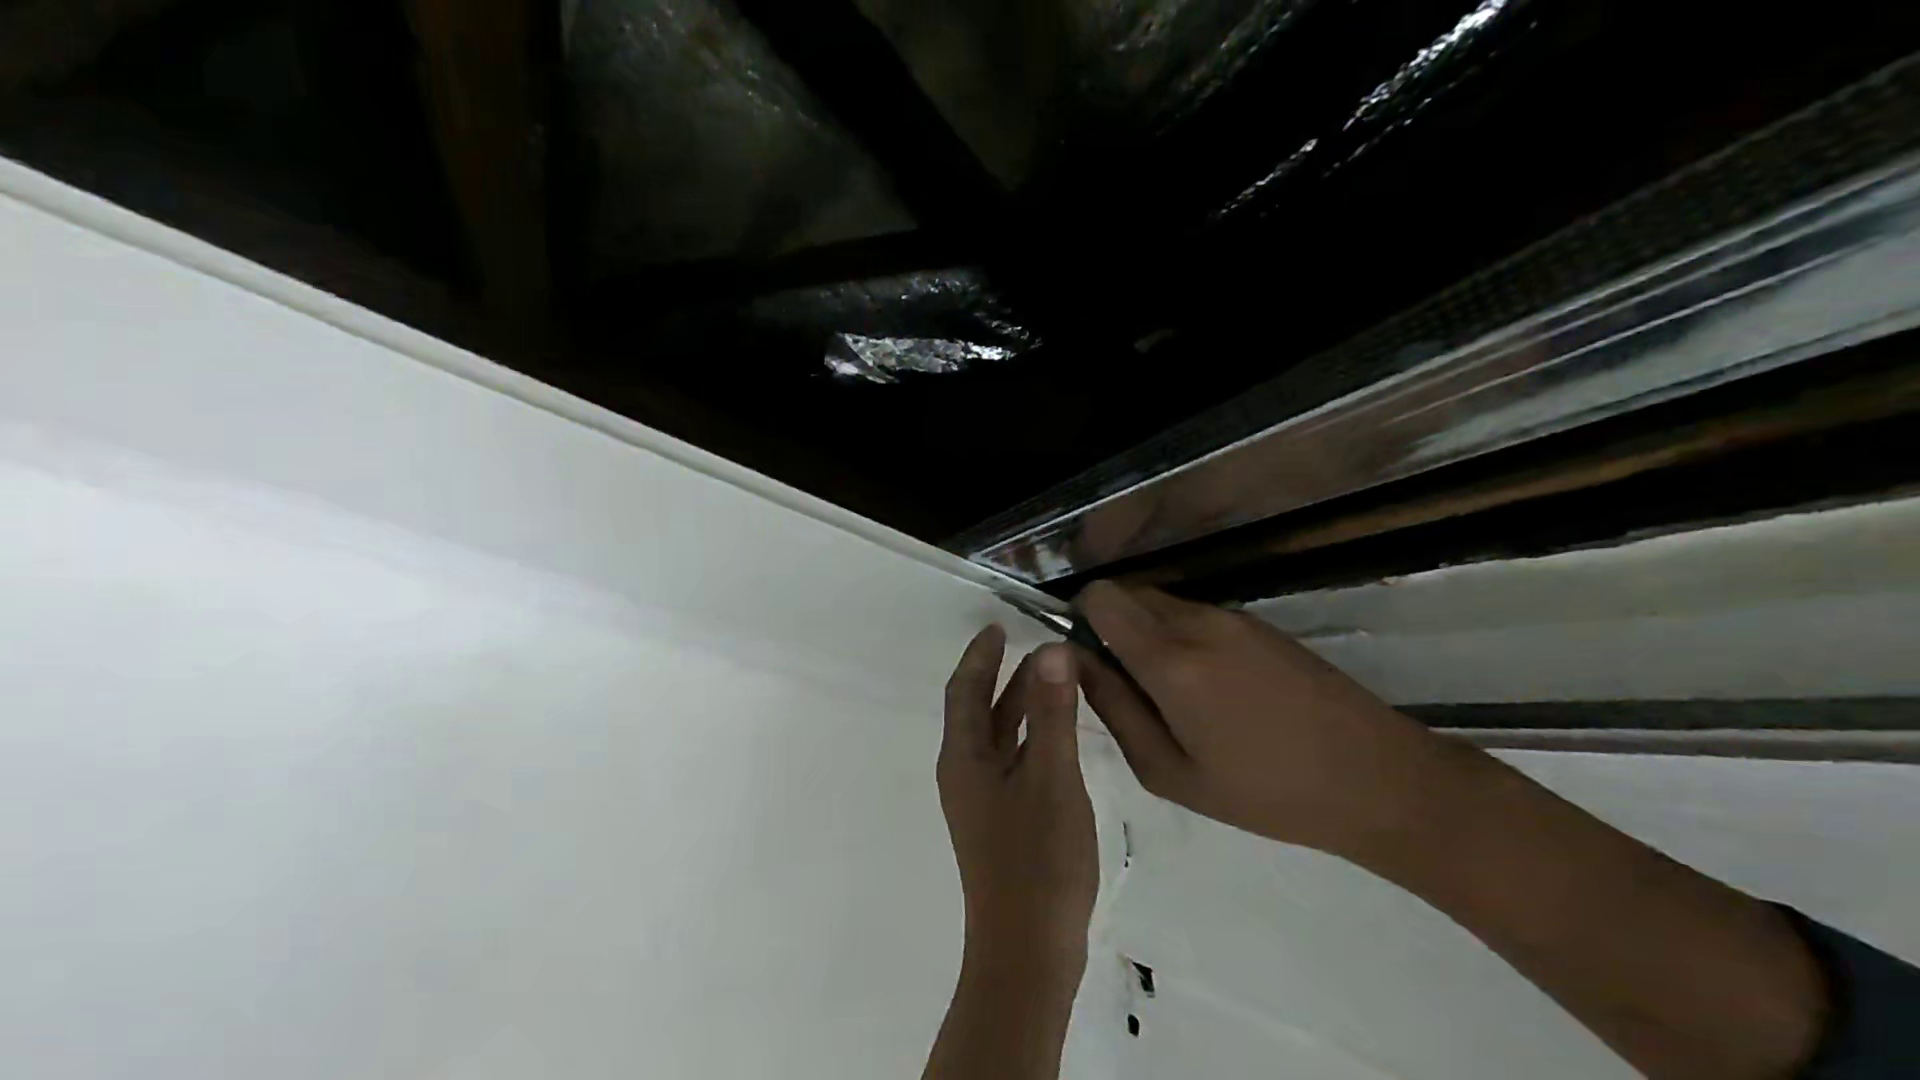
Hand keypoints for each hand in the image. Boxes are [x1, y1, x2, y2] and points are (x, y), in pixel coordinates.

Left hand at [938, 627, 1097, 967]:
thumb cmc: (1037, 859)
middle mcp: (965, 773)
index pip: (964, 690)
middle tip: (1032, 644)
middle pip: (979, 710)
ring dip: (1020, 704)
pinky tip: (1060, 734)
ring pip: (998, 736)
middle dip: (1002, 674)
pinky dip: (1031, 735)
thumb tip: (1051, 651)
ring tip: (1053, 677)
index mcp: (964, 758)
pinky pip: (1012, 759)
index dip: (979, 655)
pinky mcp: (1001, 820)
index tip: (997, 625)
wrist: (1027, 950)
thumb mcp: (1051, 778)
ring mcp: (982, 800)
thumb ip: (1052, 714)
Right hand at [1076, 581, 1444, 860]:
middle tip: (1129, 688)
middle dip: (1112, 628)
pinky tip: (1215, 692)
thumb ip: (1114, 709)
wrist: (1378, 780)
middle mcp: (1197, 621)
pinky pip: (1197, 616)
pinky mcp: (1259, 624)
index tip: (1086, 659)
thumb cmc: (1265, 791)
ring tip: (1175, 697)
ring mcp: (1233, 617)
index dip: (1079, 619)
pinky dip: (1183, 638)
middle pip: (1128, 594)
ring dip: (1149, 634)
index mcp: (1170, 658)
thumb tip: (1075, 663)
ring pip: (1163, 604)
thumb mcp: (1170, 772)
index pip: (1100, 597)